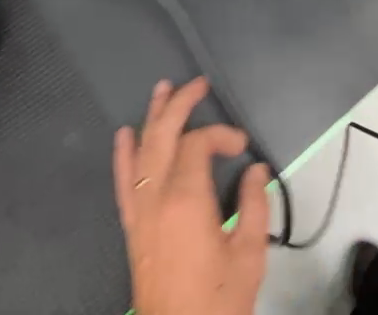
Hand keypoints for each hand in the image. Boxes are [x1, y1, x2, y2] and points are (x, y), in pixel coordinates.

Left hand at [113, 77, 269, 314]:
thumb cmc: (218, 300)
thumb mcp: (249, 255)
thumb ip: (254, 206)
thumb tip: (255, 171)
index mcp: (186, 198)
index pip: (198, 143)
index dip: (221, 134)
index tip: (242, 147)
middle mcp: (156, 195)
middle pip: (163, 134)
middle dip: (180, 104)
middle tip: (199, 84)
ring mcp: (139, 209)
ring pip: (141, 149)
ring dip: (152, 116)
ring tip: (163, 88)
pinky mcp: (131, 225)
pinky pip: (122, 180)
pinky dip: (123, 154)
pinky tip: (124, 134)